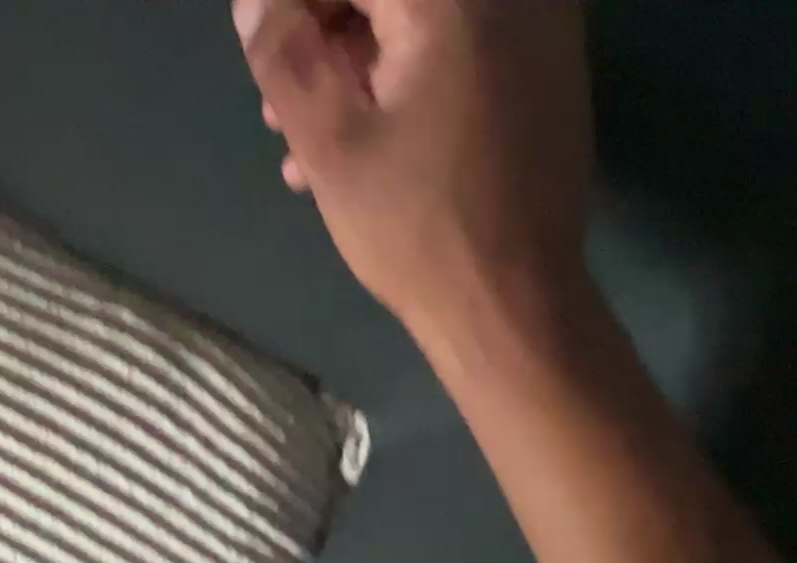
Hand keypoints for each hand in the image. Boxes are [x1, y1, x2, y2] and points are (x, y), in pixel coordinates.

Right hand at [232, 0, 592, 322]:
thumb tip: (255, 3)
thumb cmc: (412, 226)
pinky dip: (400, 85)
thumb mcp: (332, 146)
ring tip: (304, 148)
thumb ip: (287, 59)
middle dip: (323, 40)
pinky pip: (455, 52)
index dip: (294, 10)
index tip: (264, 55)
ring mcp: (537, 28)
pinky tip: (360, 148)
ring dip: (352, 71)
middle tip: (277, 110)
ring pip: (418, 25)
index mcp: (451, 0)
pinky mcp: (541, 72)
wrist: (509, 298)